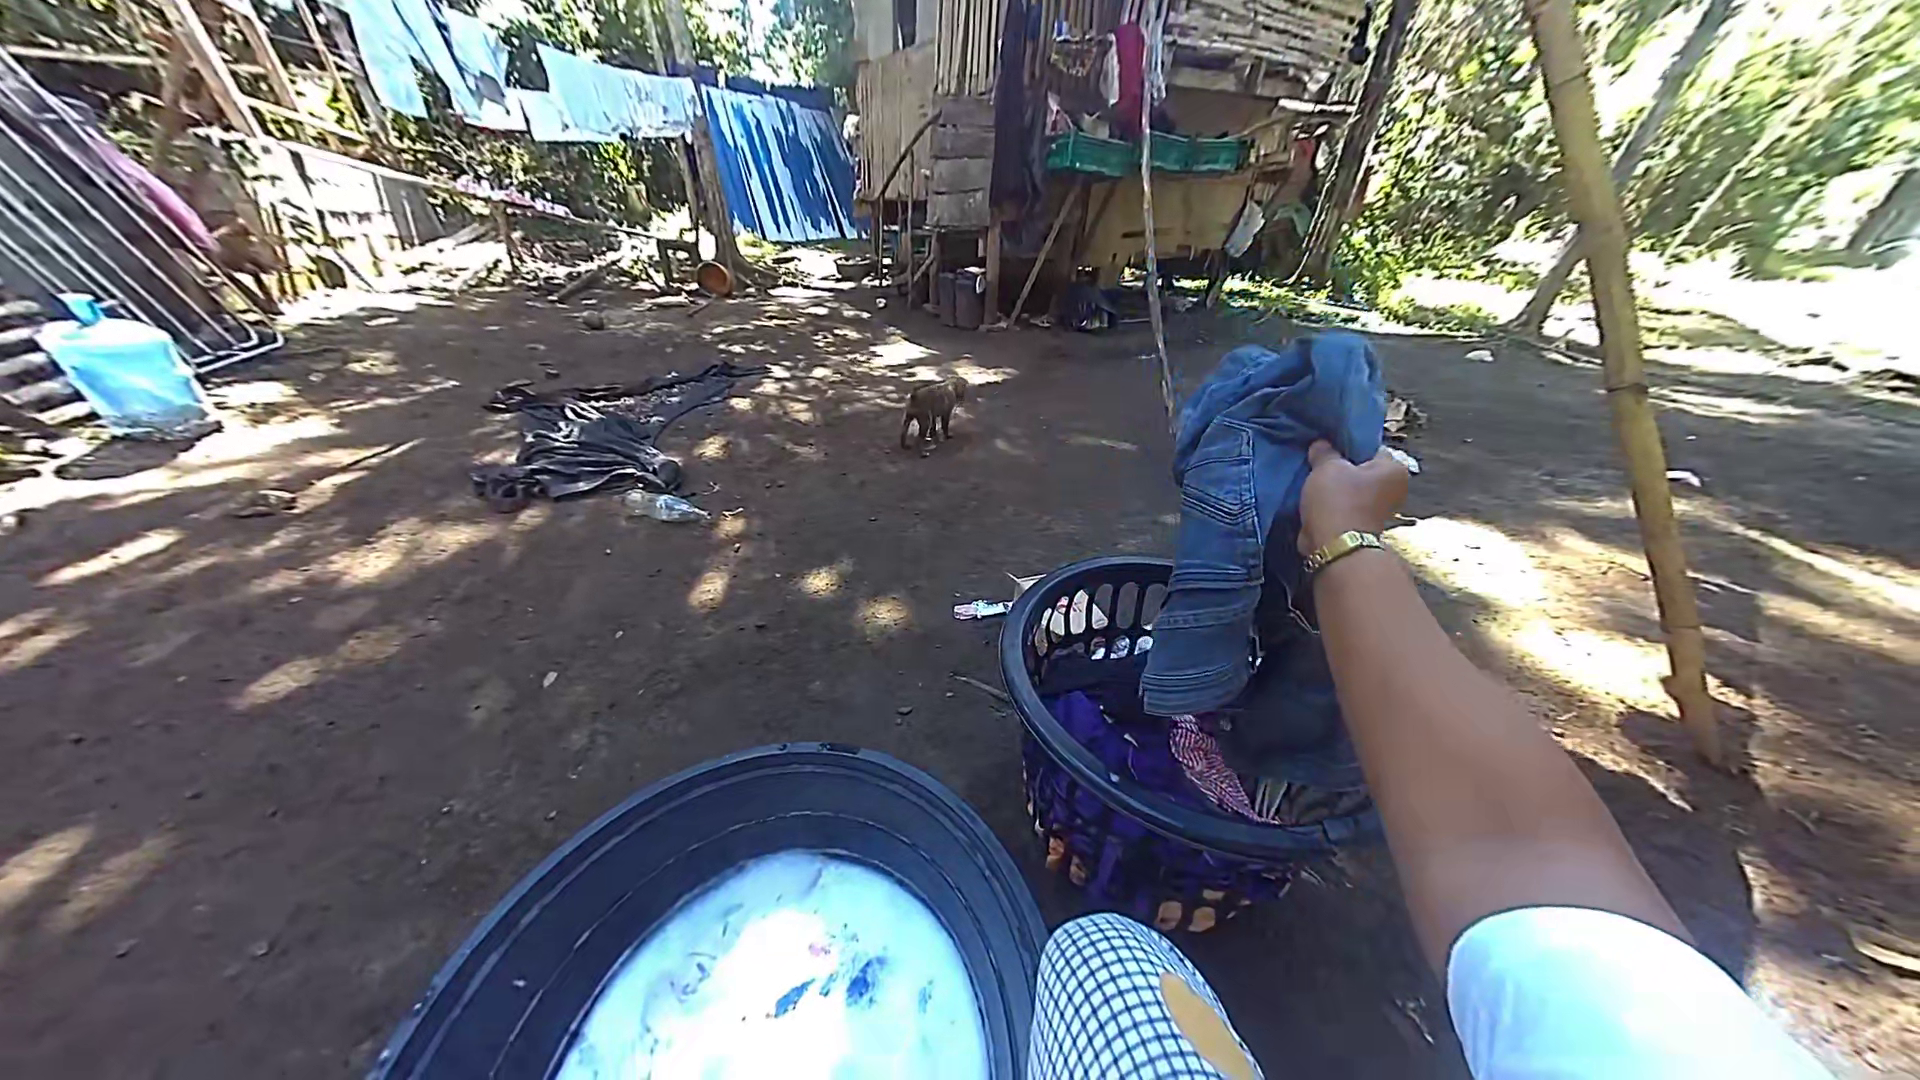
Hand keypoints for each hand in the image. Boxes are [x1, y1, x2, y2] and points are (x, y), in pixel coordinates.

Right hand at [1298, 441, 1409, 555]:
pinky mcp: (1362, 524)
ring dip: (1335, 487)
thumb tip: (1321, 443)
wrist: (1334, 545)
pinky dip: (1333, 503)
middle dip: (1341, 468)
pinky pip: (1345, 505)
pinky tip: (1314, 498)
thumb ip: (1324, 452)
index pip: (1369, 447)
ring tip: (1312, 481)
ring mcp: (1379, 508)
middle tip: (1317, 463)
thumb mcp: (1327, 467)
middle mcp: (1394, 487)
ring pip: (1352, 489)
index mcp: (1394, 469)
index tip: (1326, 448)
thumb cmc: (1337, 499)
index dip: (1346, 445)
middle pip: (1361, 469)